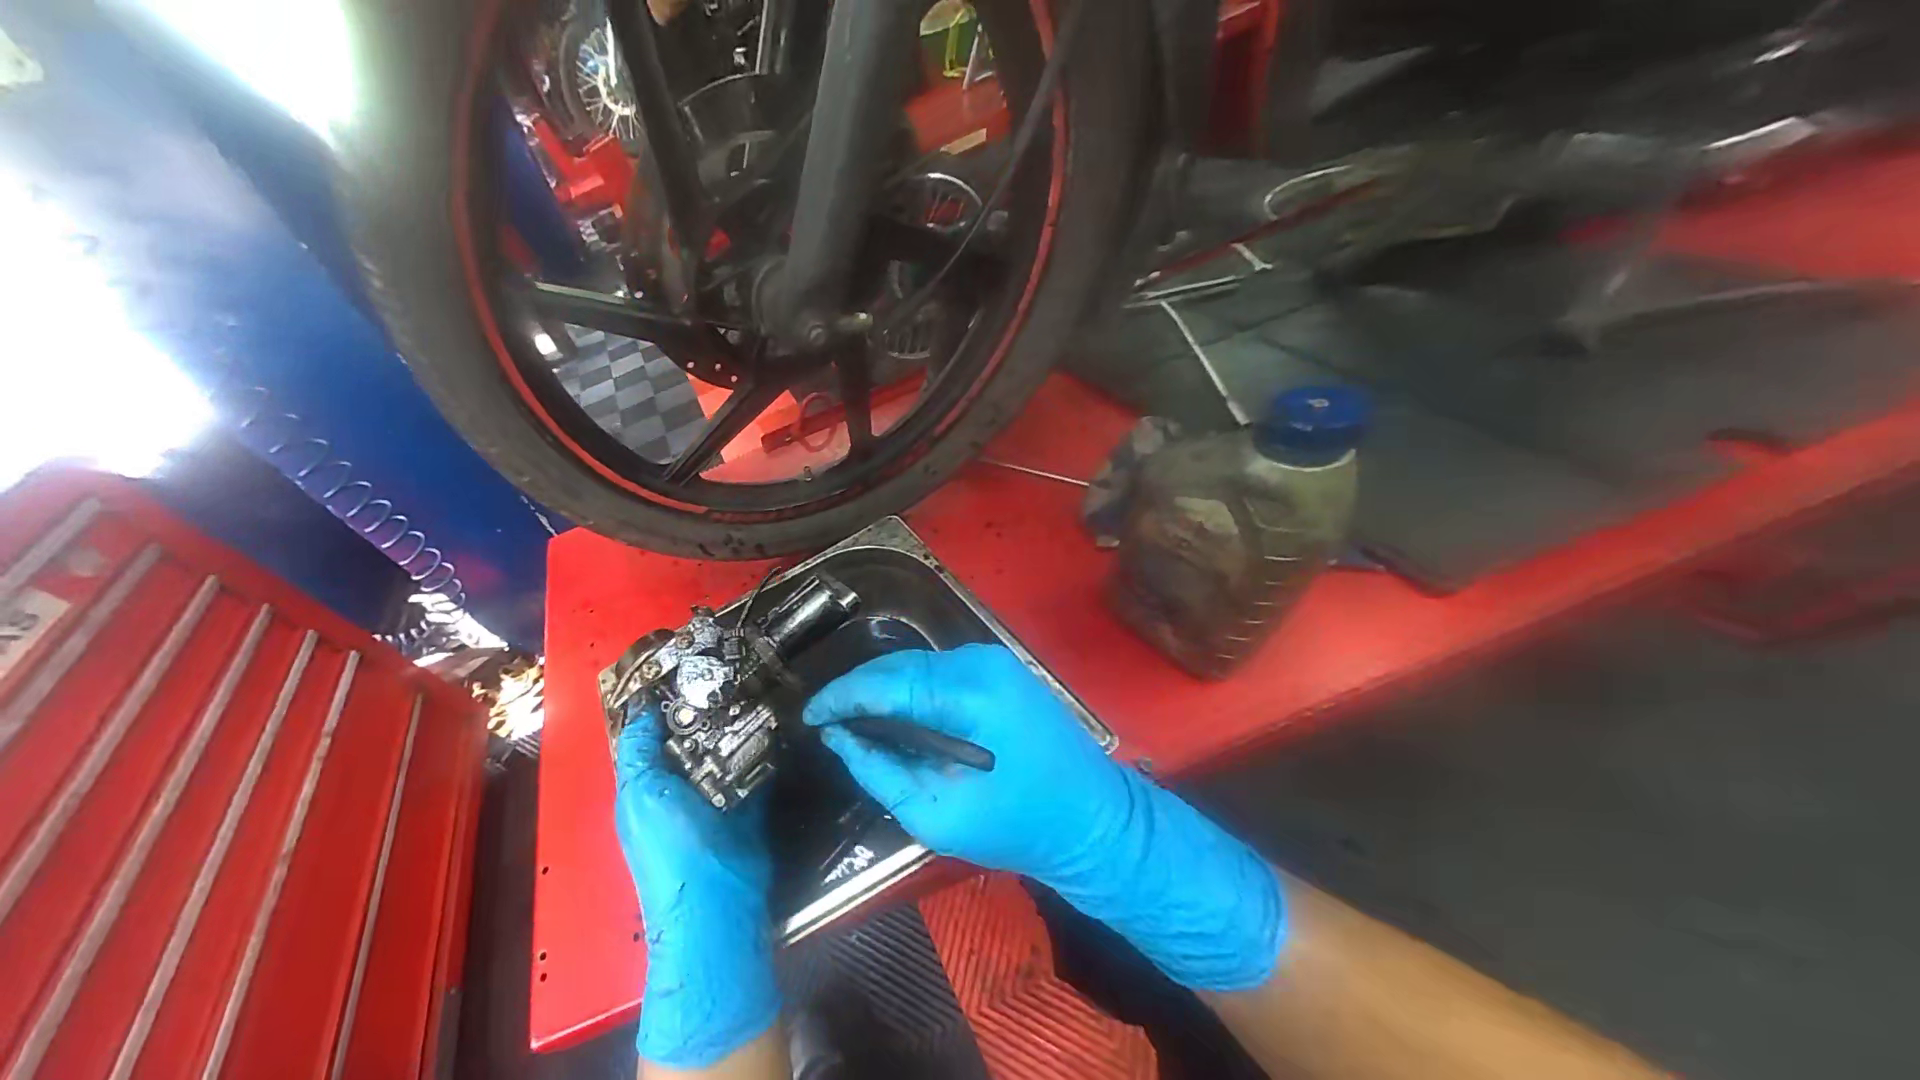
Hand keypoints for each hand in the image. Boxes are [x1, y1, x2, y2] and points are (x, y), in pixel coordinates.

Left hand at [614, 703, 779, 1067]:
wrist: (719, 902)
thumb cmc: (670, 847)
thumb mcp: (640, 795)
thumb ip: (638, 752)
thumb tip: (639, 707)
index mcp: (648, 784)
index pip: (652, 734)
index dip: (664, 701)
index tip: (686, 664)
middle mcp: (681, 785)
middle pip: (694, 737)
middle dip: (709, 706)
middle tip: (732, 667)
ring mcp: (718, 794)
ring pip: (727, 747)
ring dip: (739, 722)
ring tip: (758, 682)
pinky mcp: (751, 801)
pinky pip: (757, 766)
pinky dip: (766, 745)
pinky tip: (777, 717)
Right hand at [803, 644, 1284, 992]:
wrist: (1093, 819)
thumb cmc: (1017, 825)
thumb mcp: (937, 813)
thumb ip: (880, 770)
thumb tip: (839, 737)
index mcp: (968, 694)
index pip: (885, 682)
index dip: (840, 697)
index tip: (808, 717)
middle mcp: (980, 662)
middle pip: (899, 665)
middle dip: (858, 690)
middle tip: (827, 721)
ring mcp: (994, 661)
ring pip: (917, 664)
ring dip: (883, 688)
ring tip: (854, 720)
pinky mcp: (1000, 669)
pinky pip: (939, 671)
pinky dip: (911, 688)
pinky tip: (895, 713)